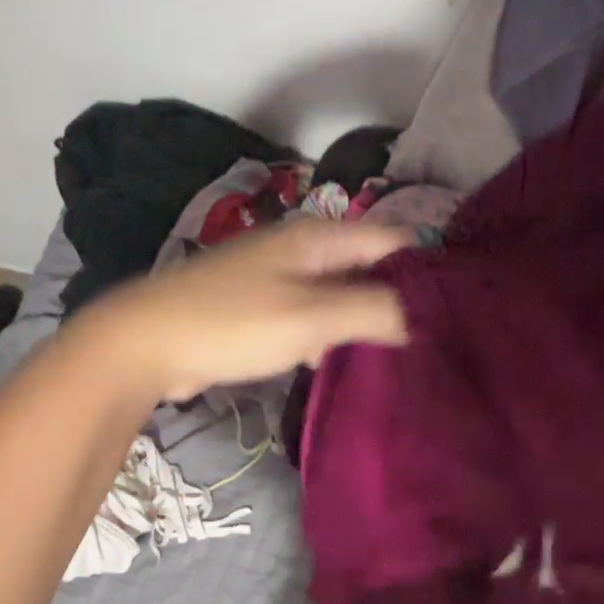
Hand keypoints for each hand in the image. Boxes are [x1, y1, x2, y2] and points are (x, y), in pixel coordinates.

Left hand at [67, 219, 413, 400]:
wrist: (146, 343)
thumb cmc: (232, 324)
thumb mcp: (311, 317)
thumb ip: (372, 312)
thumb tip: (421, 317)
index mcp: (318, 237)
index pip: (392, 239)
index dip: (426, 266)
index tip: (456, 307)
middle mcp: (301, 249)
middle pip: (366, 268)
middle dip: (397, 300)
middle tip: (432, 340)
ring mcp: (277, 279)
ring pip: (338, 296)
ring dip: (361, 324)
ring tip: (396, 358)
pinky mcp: (259, 310)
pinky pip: (310, 318)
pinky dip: (326, 338)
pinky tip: (333, 365)